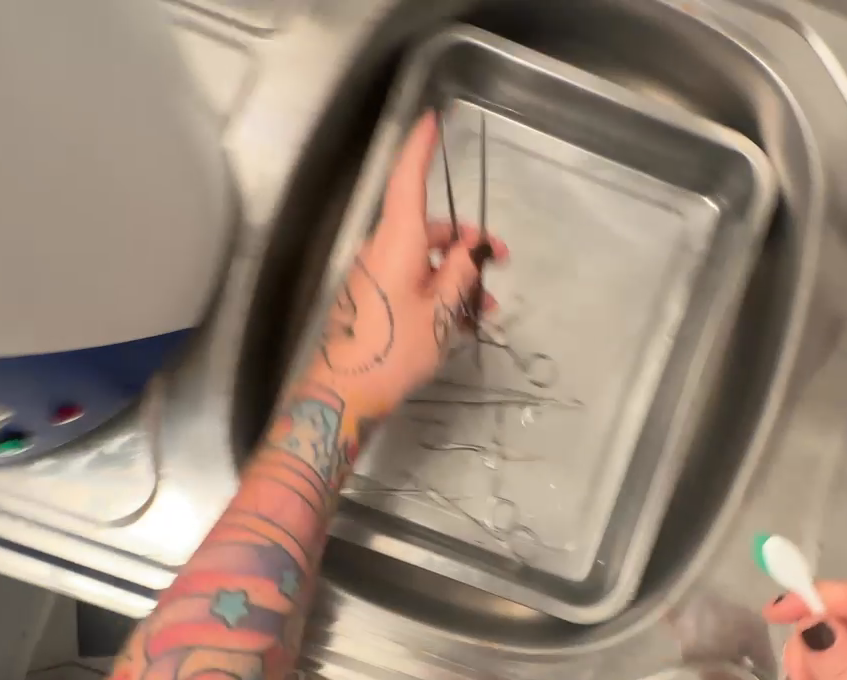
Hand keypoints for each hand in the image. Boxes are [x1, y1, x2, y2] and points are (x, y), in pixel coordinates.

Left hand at [309, 111, 506, 420]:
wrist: (347, 391)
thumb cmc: (396, 349)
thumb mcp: (440, 313)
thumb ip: (459, 276)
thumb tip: (469, 252)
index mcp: (397, 241)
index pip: (408, 181)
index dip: (421, 149)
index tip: (433, 121)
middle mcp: (383, 251)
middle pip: (427, 228)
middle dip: (466, 243)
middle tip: (499, 263)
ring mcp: (377, 277)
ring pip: (424, 260)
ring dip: (457, 276)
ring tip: (485, 307)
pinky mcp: (375, 301)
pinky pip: (412, 282)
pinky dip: (438, 292)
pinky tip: (461, 320)